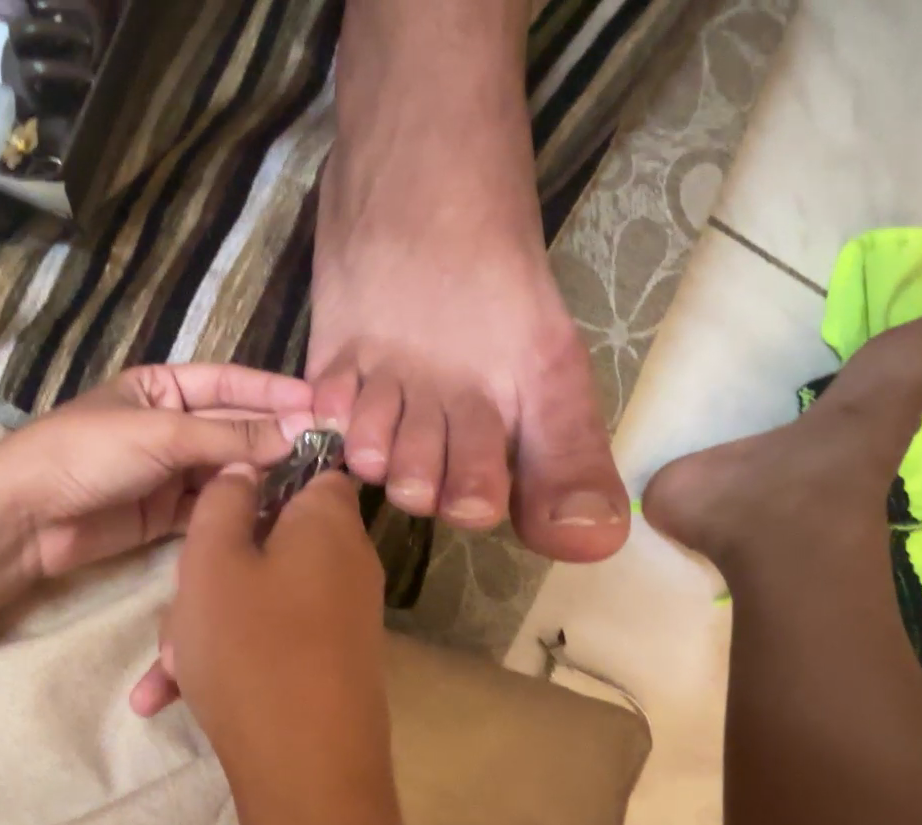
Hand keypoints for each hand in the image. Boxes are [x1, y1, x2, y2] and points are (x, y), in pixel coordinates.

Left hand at [0, 365, 314, 578]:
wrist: (29, 517)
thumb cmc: (89, 453)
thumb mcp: (162, 433)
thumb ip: (230, 435)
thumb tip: (299, 431)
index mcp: (162, 387)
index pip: (229, 383)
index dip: (274, 392)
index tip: (321, 405)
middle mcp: (170, 424)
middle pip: (233, 426)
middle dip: (274, 437)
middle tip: (327, 451)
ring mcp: (168, 471)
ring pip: (227, 468)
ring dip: (262, 474)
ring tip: (310, 482)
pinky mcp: (165, 514)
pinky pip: (212, 505)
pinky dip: (239, 507)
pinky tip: (275, 511)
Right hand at [133, 467, 389, 794]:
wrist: (305, 773)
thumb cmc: (251, 648)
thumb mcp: (213, 563)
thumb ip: (223, 504)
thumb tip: (243, 470)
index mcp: (327, 524)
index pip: (309, 471)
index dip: (259, 480)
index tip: (214, 511)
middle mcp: (344, 566)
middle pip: (269, 542)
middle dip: (211, 572)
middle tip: (178, 610)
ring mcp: (338, 620)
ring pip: (257, 599)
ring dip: (204, 625)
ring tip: (168, 667)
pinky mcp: (326, 665)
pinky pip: (267, 642)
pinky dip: (224, 660)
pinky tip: (168, 696)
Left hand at [310, 35, 629, 562]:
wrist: (414, 178)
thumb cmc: (489, 262)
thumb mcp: (547, 362)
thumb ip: (572, 451)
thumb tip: (597, 548)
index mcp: (500, 423)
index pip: (479, 499)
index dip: (469, 496)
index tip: (468, 480)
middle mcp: (442, 418)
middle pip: (419, 482)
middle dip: (416, 468)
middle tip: (418, 424)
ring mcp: (387, 392)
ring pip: (369, 453)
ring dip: (369, 436)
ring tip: (378, 395)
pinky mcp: (337, 368)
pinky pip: (324, 414)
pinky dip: (326, 406)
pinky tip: (340, 379)